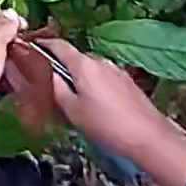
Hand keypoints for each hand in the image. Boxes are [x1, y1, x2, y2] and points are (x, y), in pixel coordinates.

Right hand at [38, 39, 185, 185]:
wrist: (153, 142)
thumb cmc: (108, 126)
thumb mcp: (72, 110)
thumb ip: (55, 88)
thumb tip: (48, 75)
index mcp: (83, 64)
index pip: (58, 44)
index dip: (42, 43)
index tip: (31, 47)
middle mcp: (101, 62)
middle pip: (75, 57)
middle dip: (61, 66)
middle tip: (50, 81)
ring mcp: (117, 72)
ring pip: (90, 69)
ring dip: (80, 77)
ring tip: (74, 97)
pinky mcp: (129, 84)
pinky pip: (104, 78)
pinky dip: (95, 85)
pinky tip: (96, 104)